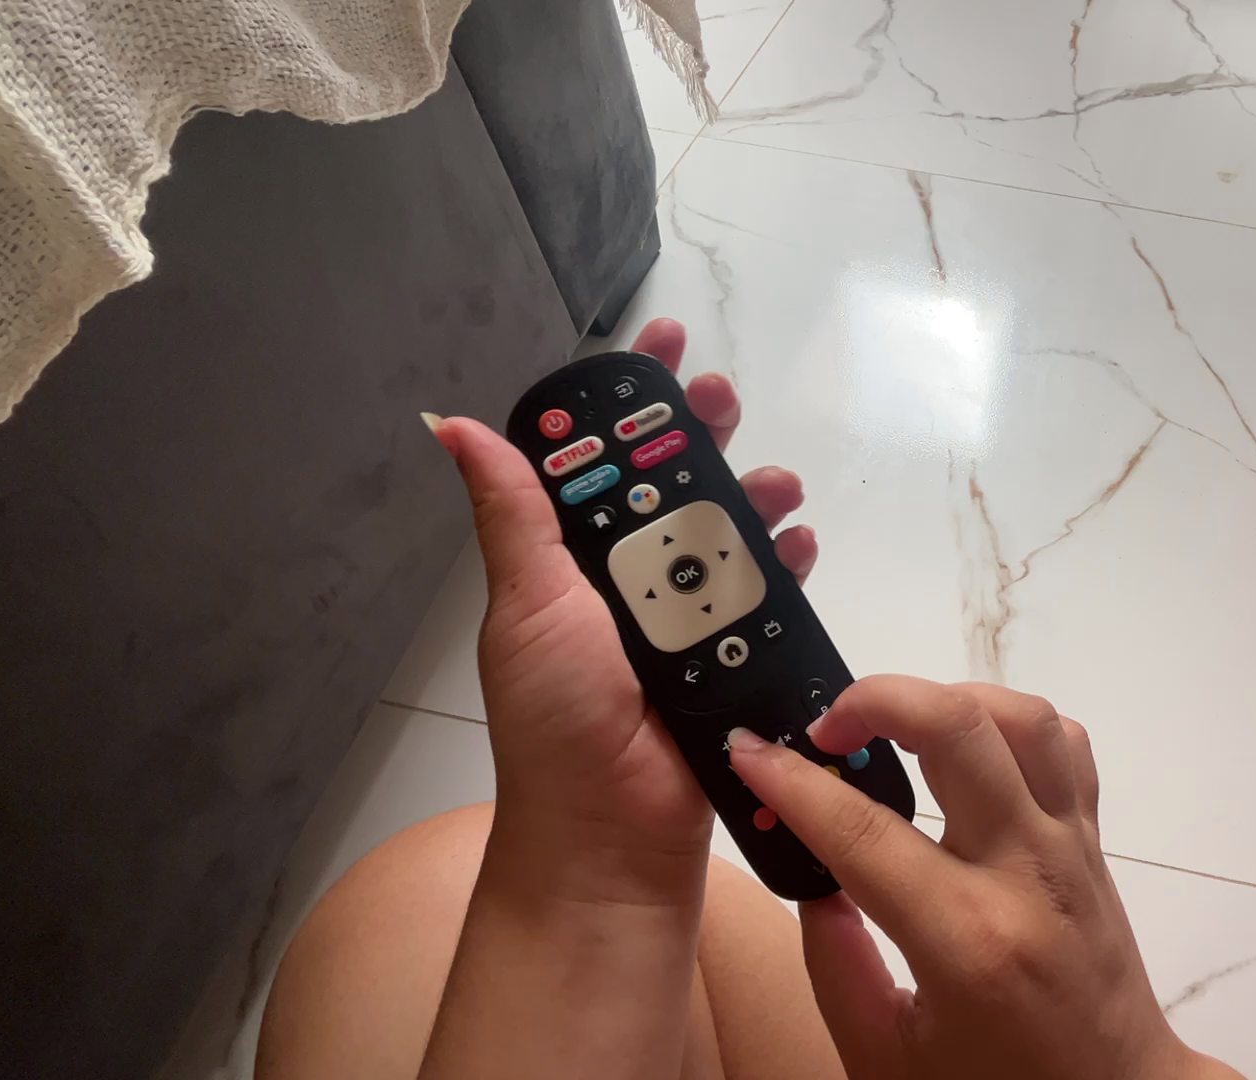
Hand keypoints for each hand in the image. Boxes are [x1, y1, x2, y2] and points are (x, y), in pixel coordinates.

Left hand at [427, 318, 818, 904]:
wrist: (618, 828)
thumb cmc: (562, 714)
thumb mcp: (530, 607)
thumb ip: (516, 519)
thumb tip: (455, 425)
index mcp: (579, 559)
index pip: (606, 462)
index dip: (631, 401)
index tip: (662, 345)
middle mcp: (635, 577)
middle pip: (678, 486)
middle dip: (703, 434)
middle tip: (725, 400)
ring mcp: (691, 613)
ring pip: (731, 532)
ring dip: (756, 496)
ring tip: (778, 486)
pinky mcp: (737, 648)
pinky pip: (769, 590)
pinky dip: (788, 562)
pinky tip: (800, 544)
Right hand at [725, 677, 1241, 1079]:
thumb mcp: (886, 1057)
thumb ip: (833, 959)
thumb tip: (809, 869)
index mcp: (967, 940)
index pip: (864, 829)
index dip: (792, 779)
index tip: (750, 750)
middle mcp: (1027, 870)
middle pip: (959, 730)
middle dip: (878, 699)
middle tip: (830, 726)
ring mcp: (1069, 842)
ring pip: (1023, 717)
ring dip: (949, 698)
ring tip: (900, 725)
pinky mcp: (1092, 834)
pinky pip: (1064, 743)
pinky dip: (1010, 723)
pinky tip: (971, 747)